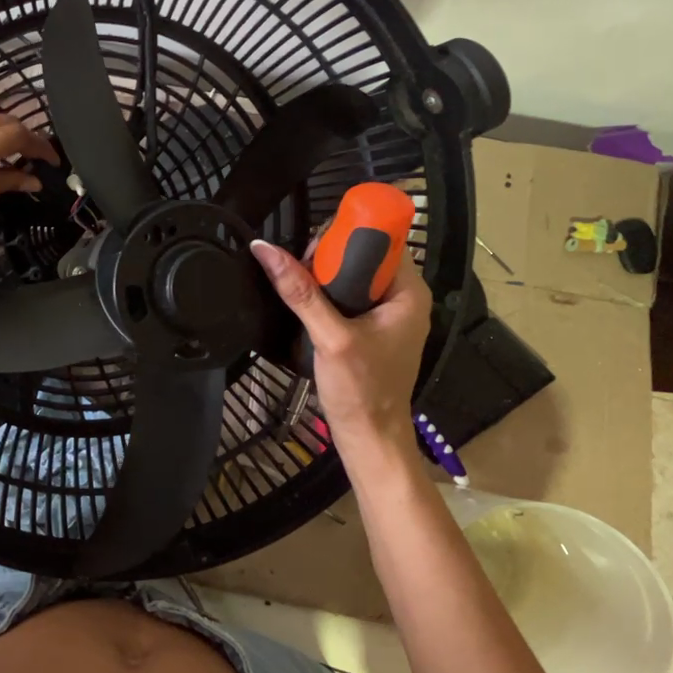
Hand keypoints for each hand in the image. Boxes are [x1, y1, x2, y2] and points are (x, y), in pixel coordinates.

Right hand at [251, 240, 430, 450]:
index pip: (379, 240)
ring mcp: (385, 312)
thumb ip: (300, 293)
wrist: (369, 436)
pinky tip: (303, 307)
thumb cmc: (361, 388)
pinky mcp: (368, 326)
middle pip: (359, 254)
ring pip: (346, 274)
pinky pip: (343, 295)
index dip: (344, 237)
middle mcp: (400, 296)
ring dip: (318, 278)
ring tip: (297, 293)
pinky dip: (321, 295)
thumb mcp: (330, 337)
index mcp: (408, 291)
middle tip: (299, 278)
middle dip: (325, 258)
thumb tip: (264, 250)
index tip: (312, 253)